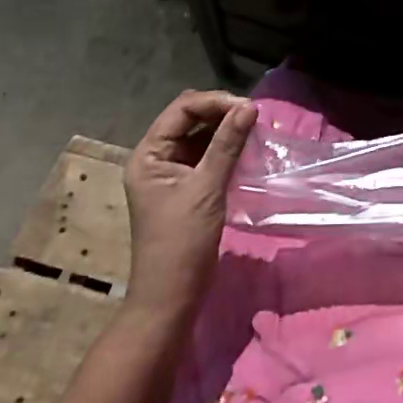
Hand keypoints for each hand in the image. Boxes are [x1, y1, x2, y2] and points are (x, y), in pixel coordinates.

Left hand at [123, 90, 257, 321]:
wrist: (170, 300)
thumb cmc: (181, 244)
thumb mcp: (206, 190)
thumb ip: (227, 145)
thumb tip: (249, 108)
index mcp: (148, 154)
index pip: (181, 110)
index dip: (214, 102)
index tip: (248, 107)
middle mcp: (155, 158)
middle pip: (188, 120)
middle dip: (220, 113)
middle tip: (253, 116)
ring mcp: (169, 174)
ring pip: (199, 137)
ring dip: (225, 130)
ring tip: (254, 128)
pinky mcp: (184, 189)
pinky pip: (205, 157)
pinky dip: (224, 150)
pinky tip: (246, 149)